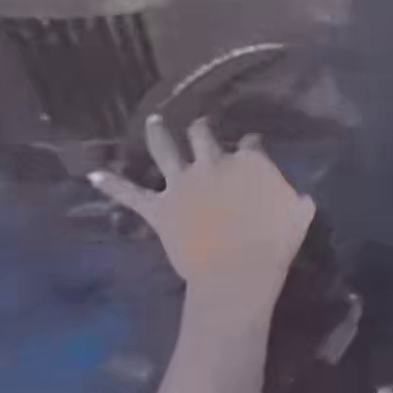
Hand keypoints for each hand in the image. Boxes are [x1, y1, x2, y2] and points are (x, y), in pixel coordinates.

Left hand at [89, 116, 315, 292]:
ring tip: (153, 122)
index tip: (253, 144)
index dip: (252, 143)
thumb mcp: (299, 213)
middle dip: (203, 128)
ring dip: (157, 133)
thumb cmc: (276, 242)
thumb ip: (295, 198)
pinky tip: (93, 175)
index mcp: (249, 162)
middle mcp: (212, 163)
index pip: (251, 143)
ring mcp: (182, 183)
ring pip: (164, 150)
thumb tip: (298, 196)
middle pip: (204, 136)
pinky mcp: (160, 208)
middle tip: (202, 125)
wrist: (238, 270)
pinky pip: (130, 194)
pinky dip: (111, 184)